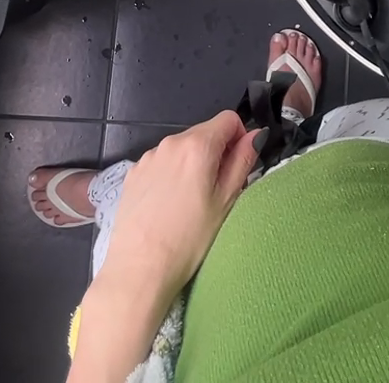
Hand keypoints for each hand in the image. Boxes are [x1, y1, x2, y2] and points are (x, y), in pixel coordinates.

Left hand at [98, 111, 261, 295]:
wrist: (139, 268)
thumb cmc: (189, 238)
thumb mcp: (226, 200)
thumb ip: (243, 160)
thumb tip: (255, 135)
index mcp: (197, 145)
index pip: (229, 119)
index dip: (239, 138)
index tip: (237, 166)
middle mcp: (170, 142)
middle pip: (204, 133)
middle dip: (215, 153)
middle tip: (216, 191)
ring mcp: (148, 157)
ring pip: (182, 149)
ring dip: (192, 164)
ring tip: (189, 202)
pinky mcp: (133, 173)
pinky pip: (161, 163)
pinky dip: (170, 174)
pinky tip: (168, 205)